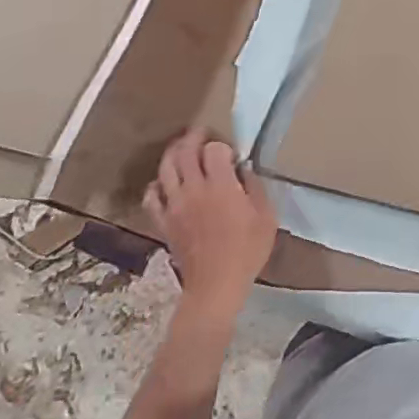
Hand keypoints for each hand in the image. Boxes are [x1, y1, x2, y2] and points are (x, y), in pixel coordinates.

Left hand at [143, 129, 277, 319]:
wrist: (216, 284)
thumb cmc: (247, 251)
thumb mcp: (266, 217)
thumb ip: (255, 188)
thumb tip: (244, 170)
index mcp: (221, 185)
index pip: (214, 149)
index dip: (222, 146)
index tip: (231, 154)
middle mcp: (193, 188)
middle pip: (185, 152)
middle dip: (193, 138)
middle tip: (201, 134)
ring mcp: (174, 204)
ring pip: (165, 168)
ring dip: (173, 153)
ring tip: (181, 148)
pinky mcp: (163, 220)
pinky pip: (151, 196)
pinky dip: (156, 185)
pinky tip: (164, 184)